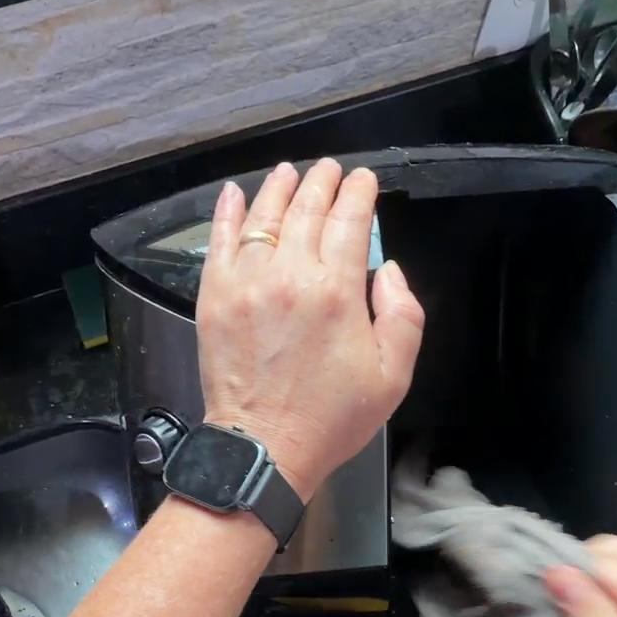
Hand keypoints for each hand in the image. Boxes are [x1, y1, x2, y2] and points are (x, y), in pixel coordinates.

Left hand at [196, 160, 424, 500]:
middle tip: (330, 169)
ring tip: (289, 171)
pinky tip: (234, 194)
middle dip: (322, 183)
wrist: (263, 447)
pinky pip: (218, 242)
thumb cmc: (332, 417)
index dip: (359, 194)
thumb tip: (390, 269)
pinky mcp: (214, 298)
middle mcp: (290, 275)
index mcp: (338, 291)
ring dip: (279, 189)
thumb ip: (402, 314)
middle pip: (306, 211)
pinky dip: (227, 213)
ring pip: (263, 218)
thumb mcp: (393, 375)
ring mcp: (246, 284)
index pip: (350, 221)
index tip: (364, 180)